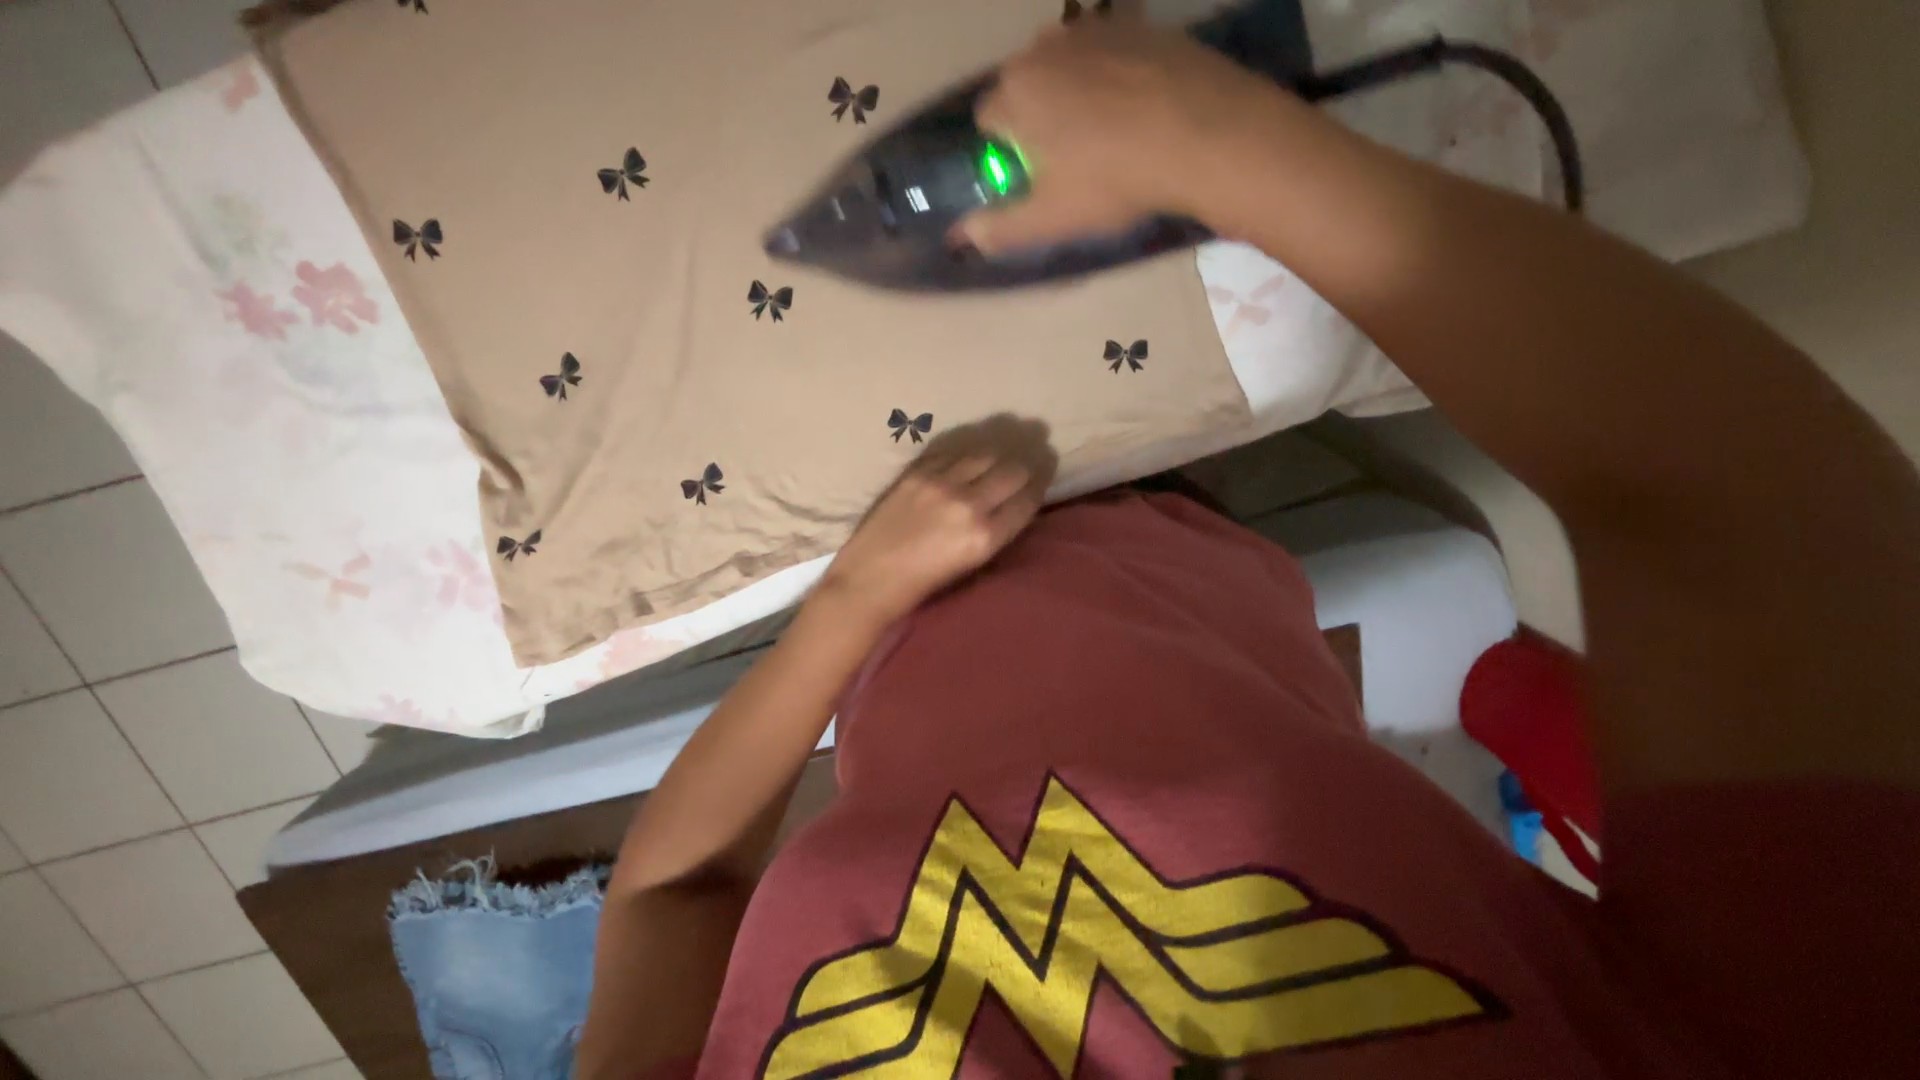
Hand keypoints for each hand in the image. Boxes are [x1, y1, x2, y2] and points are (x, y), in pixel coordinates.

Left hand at [820, 415, 1057, 623]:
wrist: (869, 579)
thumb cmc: (923, 583)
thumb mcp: (972, 564)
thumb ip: (995, 531)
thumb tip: (1014, 501)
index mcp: (986, 537)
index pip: (1028, 499)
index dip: (1041, 483)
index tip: (1045, 472)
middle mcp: (969, 505)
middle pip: (1013, 470)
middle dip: (1025, 466)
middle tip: (1027, 461)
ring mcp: (941, 484)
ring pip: (985, 454)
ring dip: (997, 455)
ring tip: (1000, 455)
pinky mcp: (917, 473)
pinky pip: (953, 452)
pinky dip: (965, 454)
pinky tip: (967, 458)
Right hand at [959, 18, 1296, 253]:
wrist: (1207, 134)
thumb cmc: (1115, 179)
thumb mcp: (1053, 218)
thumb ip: (1001, 228)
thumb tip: (962, 236)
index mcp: (1016, 92)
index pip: (988, 120)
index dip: (1008, 152)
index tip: (1036, 176)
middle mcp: (1045, 48)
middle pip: (1025, 87)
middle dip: (1037, 118)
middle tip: (1074, 158)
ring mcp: (1095, 29)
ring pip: (1066, 66)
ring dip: (1074, 93)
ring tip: (1110, 132)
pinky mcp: (1140, 25)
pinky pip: (1110, 54)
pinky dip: (1115, 76)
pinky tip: (1141, 108)